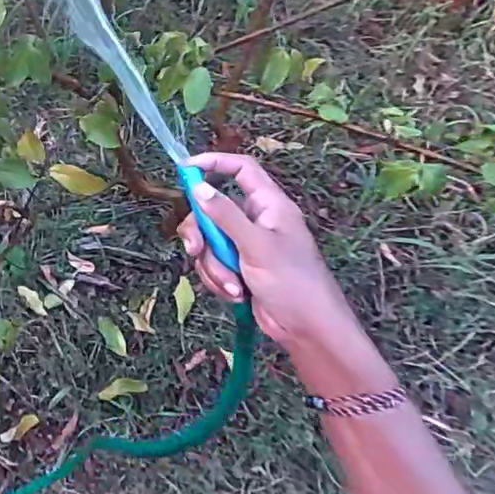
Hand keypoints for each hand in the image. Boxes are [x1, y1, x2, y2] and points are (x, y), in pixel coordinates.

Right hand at [176, 153, 358, 346]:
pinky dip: (219, 279)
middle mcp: (256, 220)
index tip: (185, 169)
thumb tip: (198, 188)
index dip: (214, 163)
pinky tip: (236, 294)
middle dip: (202, 234)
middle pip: (212, 210)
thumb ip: (225, 216)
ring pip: (209, 241)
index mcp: (269, 205)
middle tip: (195, 250)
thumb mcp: (256, 246)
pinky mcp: (239, 268)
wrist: (309, 330)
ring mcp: (246, 245)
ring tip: (233, 286)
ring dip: (214, 266)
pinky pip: (214, 263)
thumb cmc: (293, 282)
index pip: (240, 169)